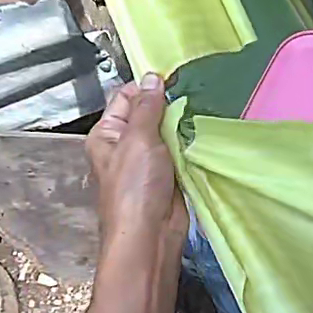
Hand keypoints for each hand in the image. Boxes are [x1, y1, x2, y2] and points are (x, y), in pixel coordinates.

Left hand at [87, 73, 186, 246]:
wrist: (150, 235)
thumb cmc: (134, 187)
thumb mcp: (138, 139)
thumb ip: (147, 107)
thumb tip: (152, 78)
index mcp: (108, 134)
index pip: (126, 97)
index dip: (147, 86)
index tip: (173, 77)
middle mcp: (126, 146)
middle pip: (149, 113)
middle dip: (169, 105)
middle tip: (194, 92)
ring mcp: (148, 161)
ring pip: (168, 132)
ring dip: (183, 124)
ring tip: (203, 109)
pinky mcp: (169, 175)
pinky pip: (181, 151)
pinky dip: (191, 143)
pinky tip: (205, 132)